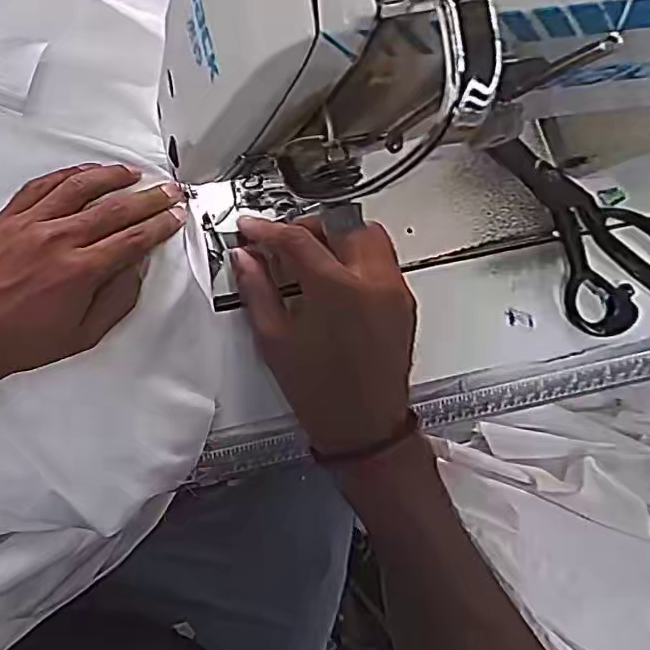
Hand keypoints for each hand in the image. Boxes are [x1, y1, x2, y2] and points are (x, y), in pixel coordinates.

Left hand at [0, 164, 186, 412]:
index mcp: (79, 272)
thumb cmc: (18, 341)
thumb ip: (116, 300)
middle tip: (166, 191)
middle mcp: (56, 241)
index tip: (172, 217)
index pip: (133, 237)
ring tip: (130, 173)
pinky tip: (81, 173)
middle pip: (115, 208)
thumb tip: (135, 270)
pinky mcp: (7, 220)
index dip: (159, 224)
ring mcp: (29, 226)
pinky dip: (66, 175)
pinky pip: (41, 186)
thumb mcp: (82, 335)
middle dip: (148, 197)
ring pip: (79, 187)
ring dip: (111, 176)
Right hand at [231, 214, 416, 454]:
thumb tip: (245, 260)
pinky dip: (354, 256)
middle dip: (306, 226)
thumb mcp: (274, 338)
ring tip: (307, 257)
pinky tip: (331, 278)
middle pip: (341, 224)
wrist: (363, 425)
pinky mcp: (404, 302)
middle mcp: (373, 283)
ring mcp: (394, 291)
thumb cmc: (323, 393)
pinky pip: (381, 260)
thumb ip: (257, 289)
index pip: (298, 239)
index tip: (252, 230)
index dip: (267, 229)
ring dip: (335, 237)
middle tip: (280, 241)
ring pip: (368, 235)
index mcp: (337, 290)